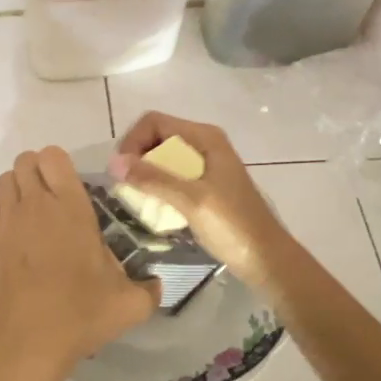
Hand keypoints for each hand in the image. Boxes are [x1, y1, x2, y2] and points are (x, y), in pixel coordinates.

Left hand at [0, 147, 160, 380]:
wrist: (28, 339)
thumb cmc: (80, 313)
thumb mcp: (129, 304)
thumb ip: (148, 289)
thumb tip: (157, 286)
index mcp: (70, 207)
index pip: (54, 156)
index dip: (60, 164)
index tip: (72, 186)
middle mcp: (35, 204)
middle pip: (25, 161)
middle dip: (38, 172)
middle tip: (53, 198)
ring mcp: (6, 221)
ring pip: (5, 181)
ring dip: (19, 188)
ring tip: (34, 215)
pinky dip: (2, 212)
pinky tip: (16, 235)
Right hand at [109, 112, 293, 286]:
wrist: (267, 259)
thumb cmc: (233, 226)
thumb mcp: (191, 201)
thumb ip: (154, 179)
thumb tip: (114, 163)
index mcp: (205, 138)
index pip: (154, 122)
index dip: (132, 142)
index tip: (122, 172)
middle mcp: (205, 144)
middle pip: (157, 137)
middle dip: (136, 157)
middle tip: (125, 187)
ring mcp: (206, 165)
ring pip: (163, 157)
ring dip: (145, 173)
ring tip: (135, 197)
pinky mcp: (206, 185)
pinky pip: (173, 175)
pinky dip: (158, 185)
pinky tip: (154, 206)